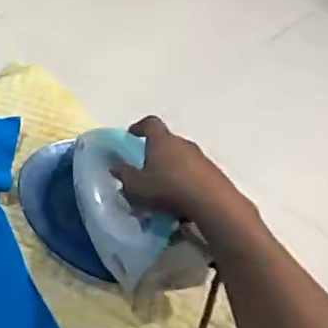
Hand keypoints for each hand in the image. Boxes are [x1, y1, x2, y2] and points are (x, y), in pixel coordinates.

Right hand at [109, 116, 258, 230]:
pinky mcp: (213, 174)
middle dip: (154, 153)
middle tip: (143, 169)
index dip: (139, 127)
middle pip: (166, 142)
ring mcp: (200, 158)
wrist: (212, 203)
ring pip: (180, 158)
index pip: (150, 123)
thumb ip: (122, 173)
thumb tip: (114, 163)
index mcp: (162, 140)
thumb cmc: (167, 189)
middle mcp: (182, 143)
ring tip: (160, 189)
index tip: (131, 135)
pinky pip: (192, 172)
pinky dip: (183, 181)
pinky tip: (177, 199)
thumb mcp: (135, 185)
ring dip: (169, 169)